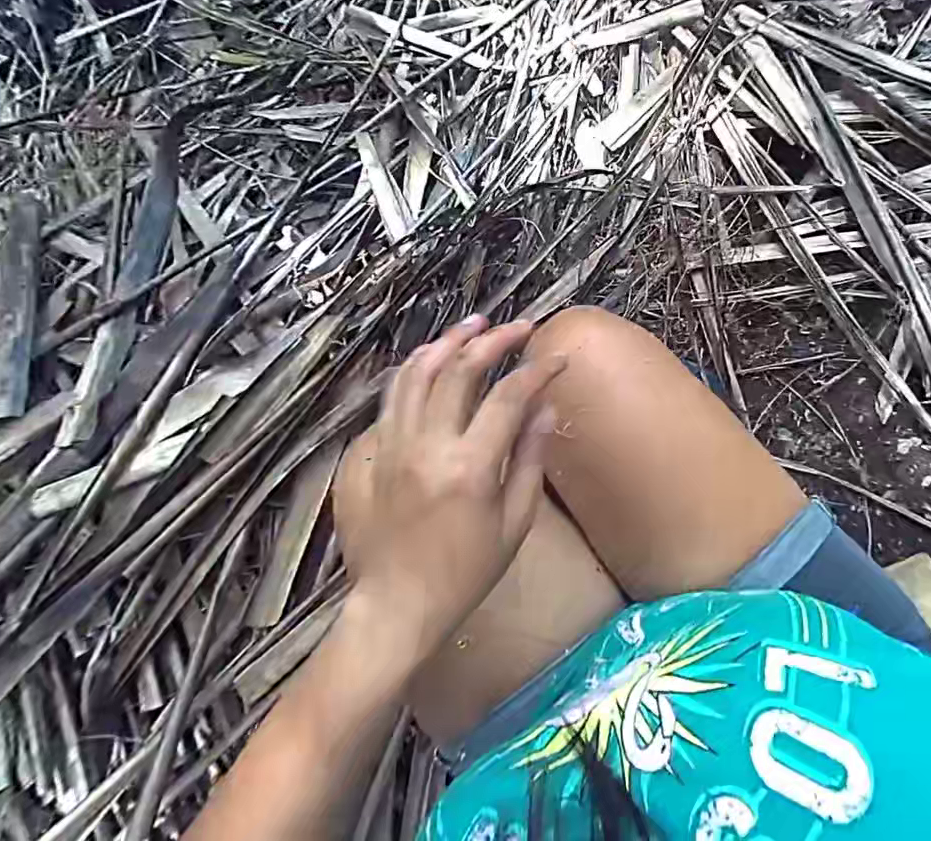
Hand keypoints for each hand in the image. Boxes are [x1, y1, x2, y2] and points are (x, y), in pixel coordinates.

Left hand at [339, 315, 565, 654]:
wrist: (397, 605)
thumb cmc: (466, 572)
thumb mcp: (514, 523)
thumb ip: (531, 459)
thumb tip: (545, 408)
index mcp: (469, 467)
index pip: (508, 397)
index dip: (537, 370)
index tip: (557, 359)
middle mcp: (427, 445)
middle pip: (459, 370)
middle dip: (494, 339)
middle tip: (519, 327)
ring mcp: (393, 445)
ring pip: (417, 372)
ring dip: (448, 341)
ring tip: (473, 325)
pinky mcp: (374, 451)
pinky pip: (393, 395)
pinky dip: (415, 368)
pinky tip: (432, 358)